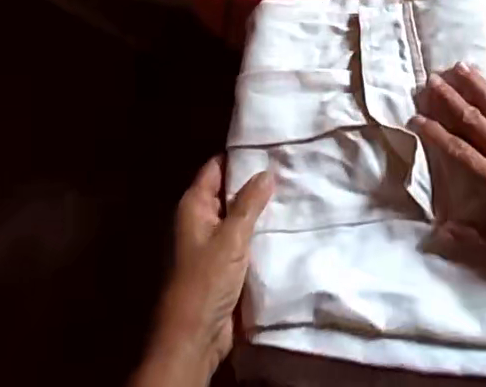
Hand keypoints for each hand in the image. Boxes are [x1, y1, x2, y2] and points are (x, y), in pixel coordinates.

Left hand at [132, 157, 274, 386]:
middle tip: (288, 167)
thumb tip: (266, 171)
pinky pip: (242, 238)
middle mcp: (199, 219)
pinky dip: (258, 232)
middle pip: (228, 190)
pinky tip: (283, 225)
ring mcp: (210, 242)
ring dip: (258, 209)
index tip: (269, 146)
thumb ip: (249, 203)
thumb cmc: (205, 282)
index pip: (217, 167)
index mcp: (193, 205)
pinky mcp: (222, 264)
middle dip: (255, 182)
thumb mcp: (231, 238)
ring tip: (292, 191)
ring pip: (238, 215)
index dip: (240, 156)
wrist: (193, 339)